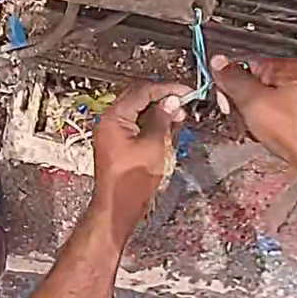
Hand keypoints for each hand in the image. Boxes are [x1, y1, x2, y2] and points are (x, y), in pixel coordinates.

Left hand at [90, 80, 190, 234]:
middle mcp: (109, 121)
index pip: (142, 91)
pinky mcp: (118, 144)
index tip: (186, 91)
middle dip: (162, 98)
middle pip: (138, 98)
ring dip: (158, 110)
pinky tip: (168, 127)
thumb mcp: (153, 146)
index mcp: (114, 117)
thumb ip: (162, 119)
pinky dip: (152, 123)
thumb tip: (172, 101)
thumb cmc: (132, 180)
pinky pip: (136, 125)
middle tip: (184, 102)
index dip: (166, 89)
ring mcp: (113, 132)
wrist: (117, 208)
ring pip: (138, 111)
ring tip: (179, 115)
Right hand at [210, 56, 296, 188]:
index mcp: (286, 67)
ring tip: (263, 135)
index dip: (229, 83)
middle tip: (245, 122)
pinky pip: (284, 122)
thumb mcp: (254, 102)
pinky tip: (277, 143)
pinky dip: (275, 132)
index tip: (224, 101)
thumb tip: (219, 62)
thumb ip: (233, 80)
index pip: (245, 64)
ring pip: (270, 106)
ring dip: (258, 122)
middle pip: (257, 85)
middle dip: (245, 106)